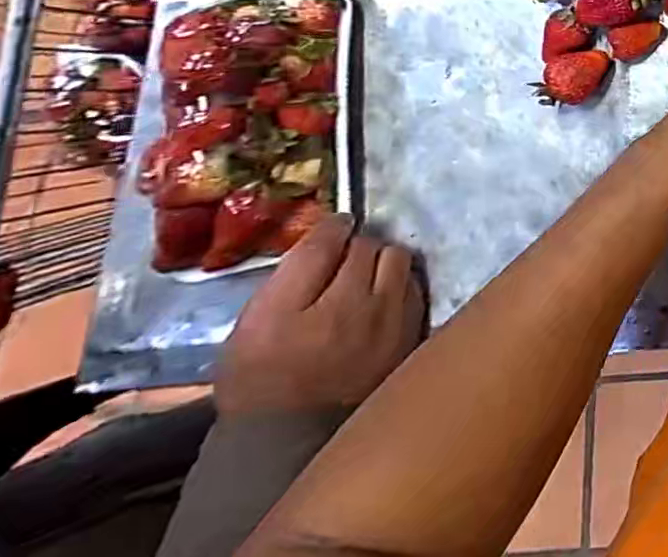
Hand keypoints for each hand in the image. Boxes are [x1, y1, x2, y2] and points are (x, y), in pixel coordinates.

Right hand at [215, 215, 424, 416]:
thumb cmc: (262, 378)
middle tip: (346, 262)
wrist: (291, 439)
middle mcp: (346, 310)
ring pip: (399, 260)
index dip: (332, 228)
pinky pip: (415, 288)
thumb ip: (291, 274)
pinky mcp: (410, 336)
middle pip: (369, 246)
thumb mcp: (252, 324)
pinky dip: (401, 286)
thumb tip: (329, 232)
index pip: (326, 241)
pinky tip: (385, 299)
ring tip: (368, 279)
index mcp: (291, 310)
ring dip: (384, 263)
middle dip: (357, 247)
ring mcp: (387, 323)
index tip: (334, 229)